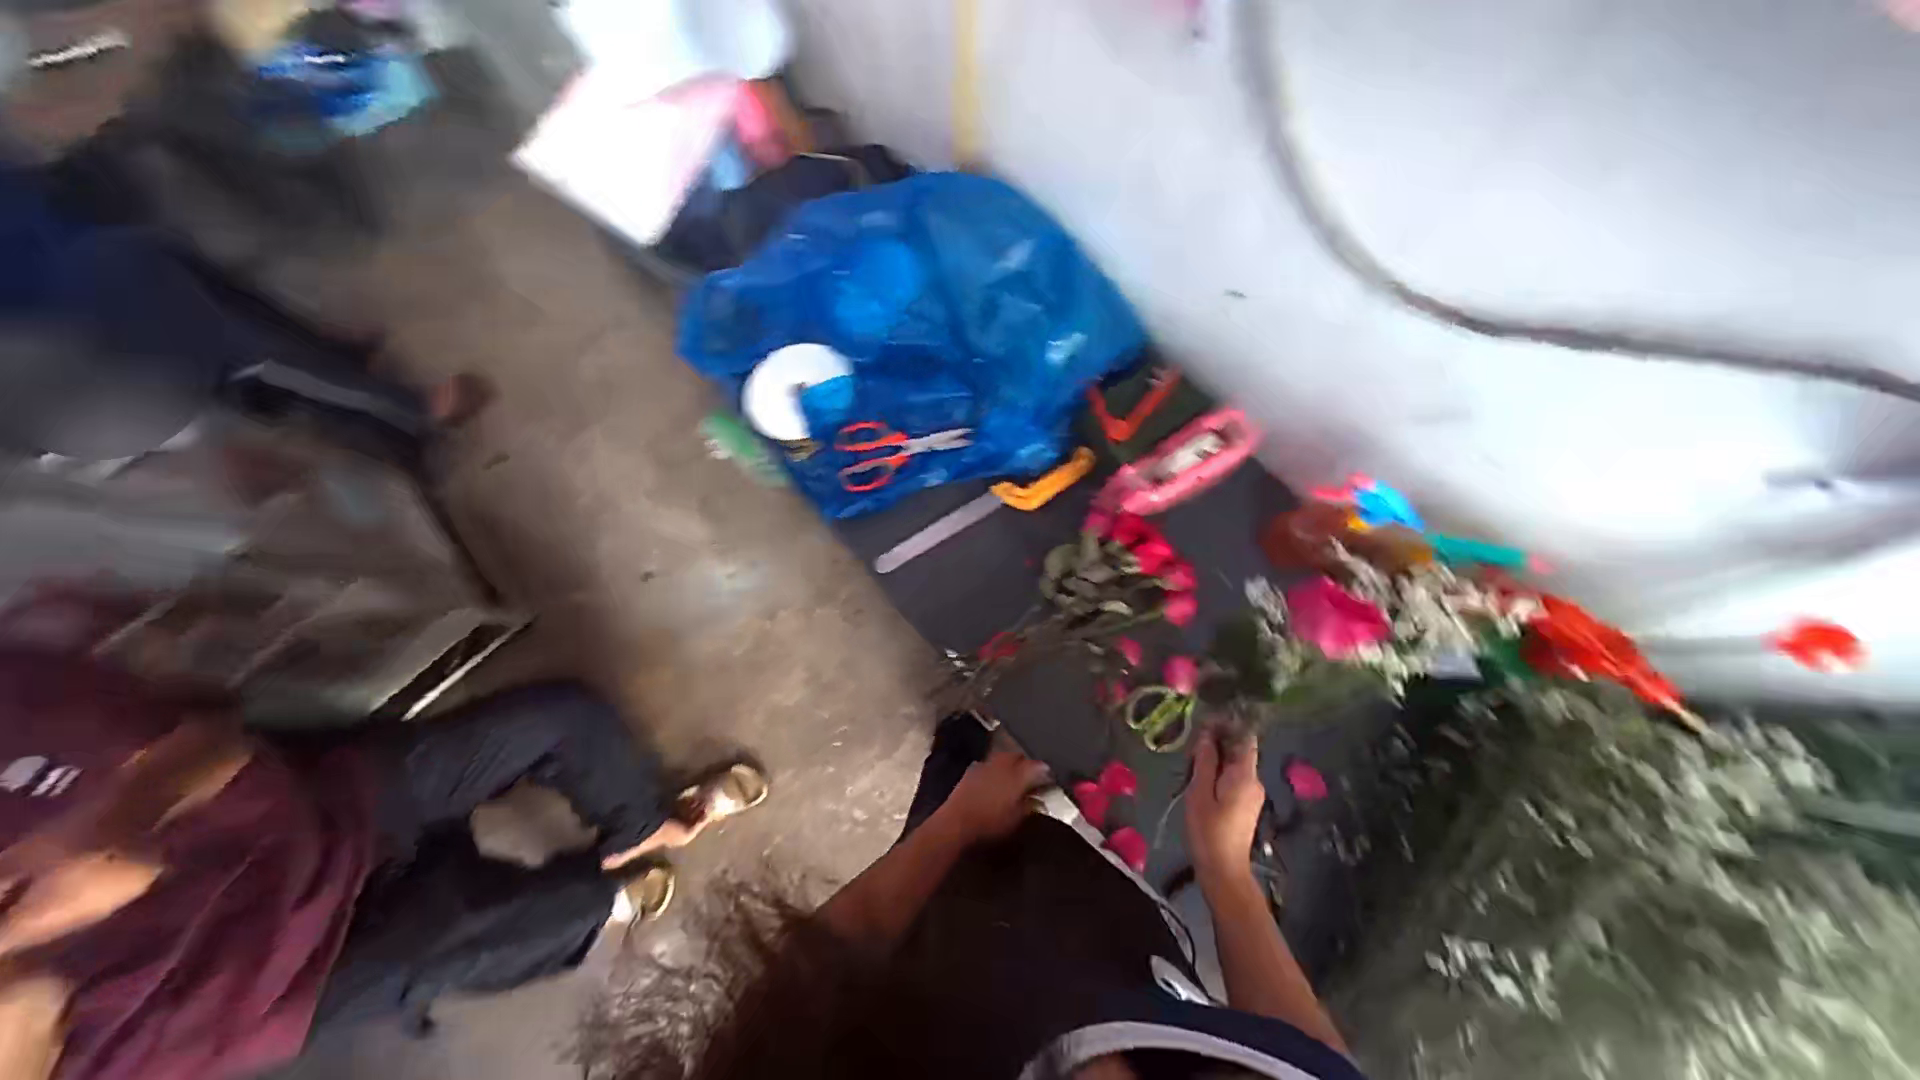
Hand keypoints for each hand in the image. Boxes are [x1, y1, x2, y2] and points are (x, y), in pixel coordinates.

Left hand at [931, 747, 1050, 845]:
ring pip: (1004, 757)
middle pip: (1020, 757)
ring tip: (1015, 777)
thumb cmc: (990, 823)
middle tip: (1032, 777)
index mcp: (1018, 775)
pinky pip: (990, 763)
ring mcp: (986, 763)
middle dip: (1028, 764)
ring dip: (1012, 764)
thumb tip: (1039, 798)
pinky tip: (995, 780)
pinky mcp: (973, 768)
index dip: (1046, 773)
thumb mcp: (1016, 819)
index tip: (1050, 780)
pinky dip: (997, 769)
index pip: (1038, 766)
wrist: (956, 821)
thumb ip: (1030, 805)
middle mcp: (1003, 764)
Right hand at [1185, 729, 1264, 886]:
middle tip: (1190, 748)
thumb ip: (1204, 761)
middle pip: (1239, 750)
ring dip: (1215, 758)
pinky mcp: (1246, 804)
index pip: (1245, 738)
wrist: (1224, 871)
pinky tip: (1200, 780)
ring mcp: (1252, 794)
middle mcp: (1254, 781)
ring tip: (1190, 764)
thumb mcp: (1199, 792)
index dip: (1228, 726)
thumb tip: (1206, 736)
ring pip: (1235, 764)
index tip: (1204, 722)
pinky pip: (1234, 778)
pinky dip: (1218, 772)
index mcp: (1245, 776)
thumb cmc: (1208, 830)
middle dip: (1216, 742)